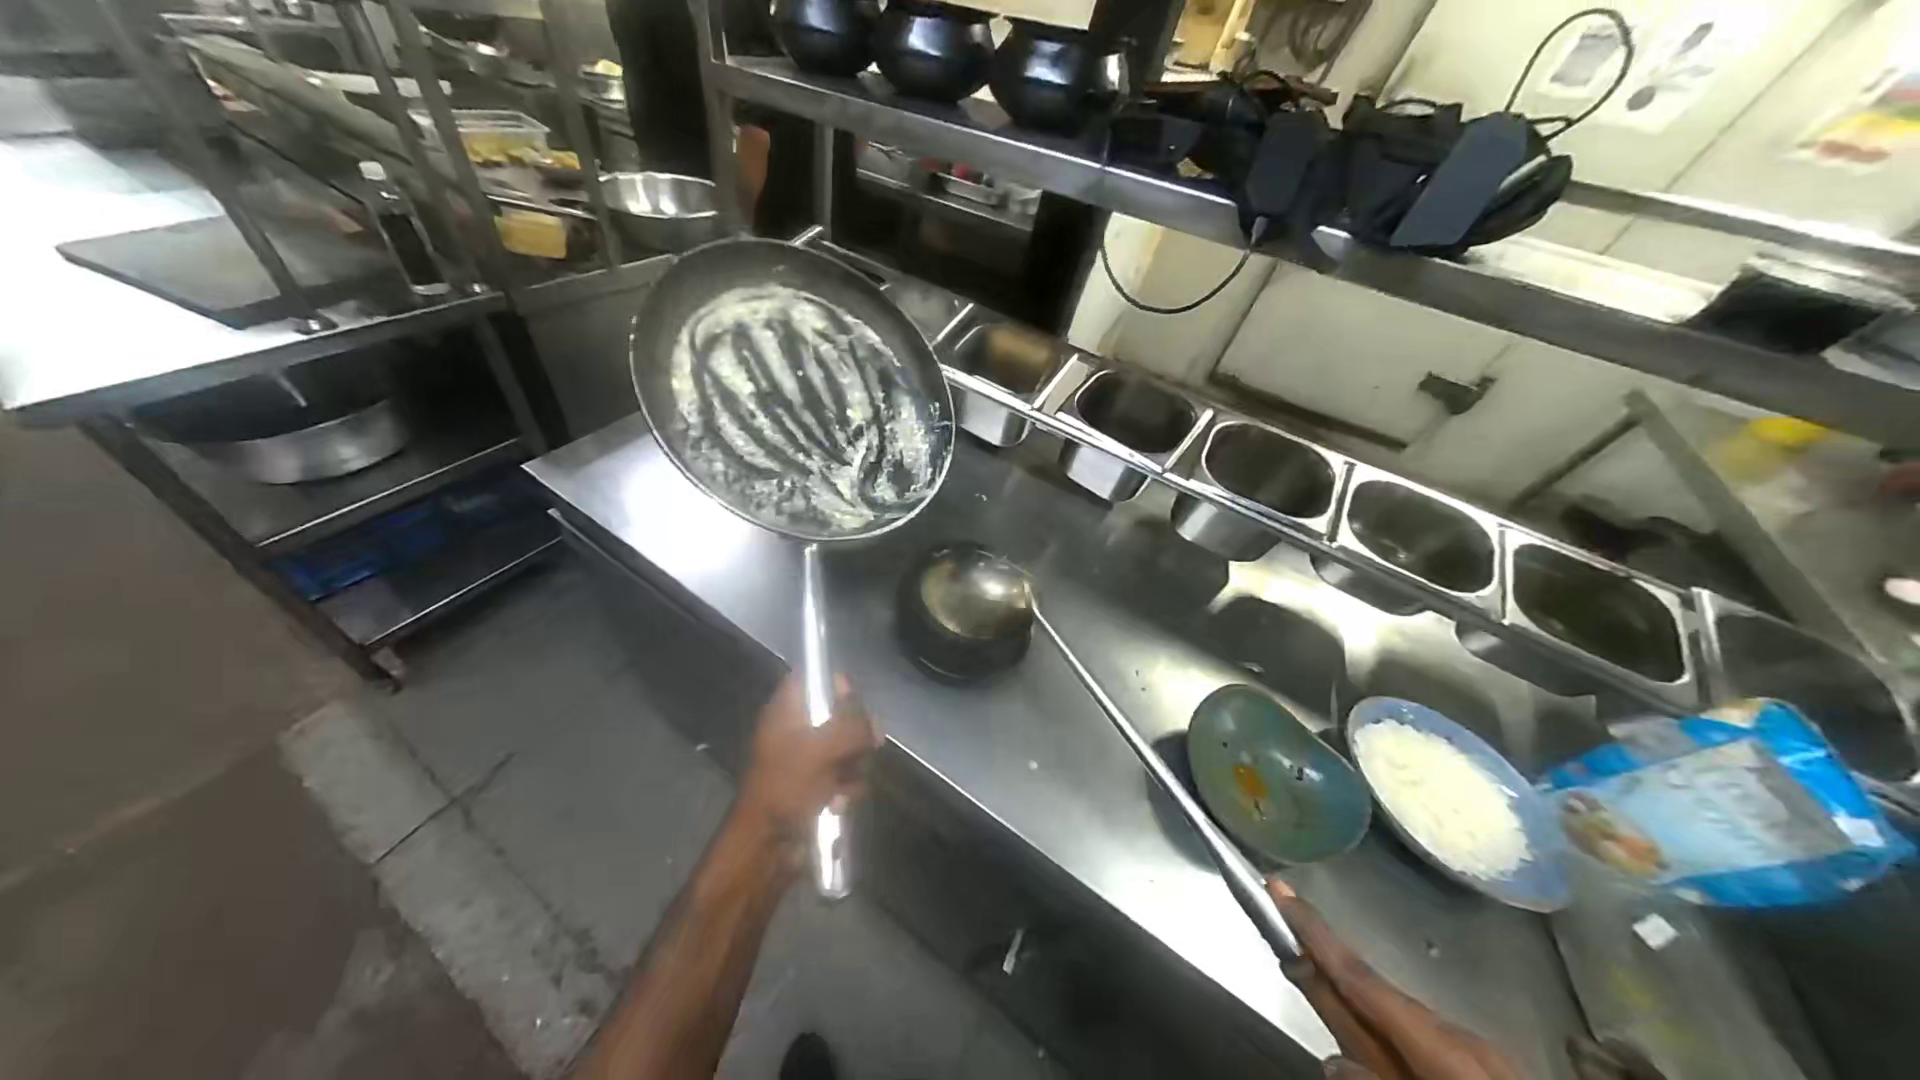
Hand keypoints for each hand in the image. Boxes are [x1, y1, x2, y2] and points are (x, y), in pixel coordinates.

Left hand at [736, 674, 879, 852]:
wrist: (765, 848)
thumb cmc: (786, 787)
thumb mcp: (821, 749)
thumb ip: (851, 725)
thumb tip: (870, 717)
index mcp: (786, 713)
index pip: (809, 679)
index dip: (833, 682)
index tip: (854, 698)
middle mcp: (796, 732)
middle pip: (839, 715)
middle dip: (856, 735)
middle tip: (867, 746)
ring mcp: (807, 762)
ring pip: (848, 749)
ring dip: (854, 768)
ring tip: (843, 788)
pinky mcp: (817, 788)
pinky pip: (845, 777)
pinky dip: (847, 790)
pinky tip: (838, 805)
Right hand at [1266, 880, 1525, 1079]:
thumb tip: (1332, 1060)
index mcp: (1443, 1047)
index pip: (1361, 978)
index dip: (1313, 933)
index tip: (1279, 887)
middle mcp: (1464, 1038)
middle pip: (1380, 996)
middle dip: (1333, 973)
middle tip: (1291, 952)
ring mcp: (1486, 1052)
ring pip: (1406, 1021)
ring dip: (1365, 1016)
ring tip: (1339, 1020)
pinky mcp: (1496, 1067)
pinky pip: (1430, 1041)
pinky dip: (1398, 1039)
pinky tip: (1389, 1058)